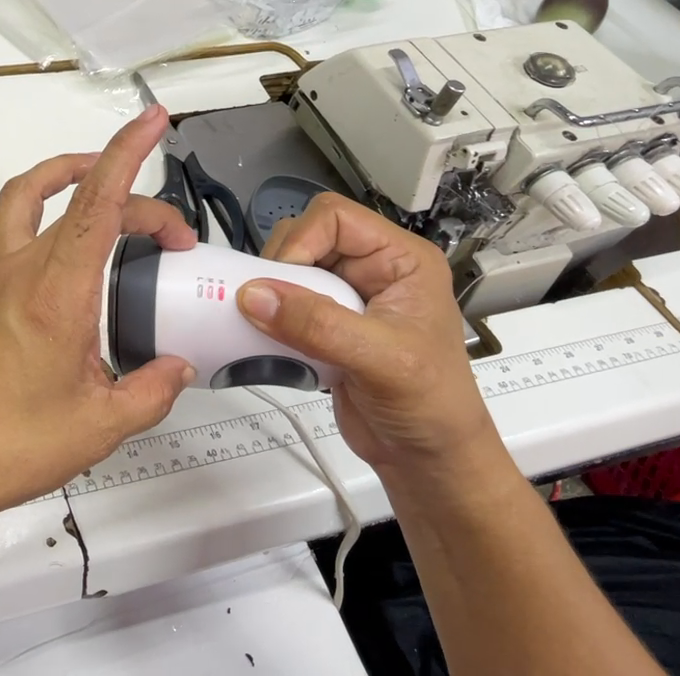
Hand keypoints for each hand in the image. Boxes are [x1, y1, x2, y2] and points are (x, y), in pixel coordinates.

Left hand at [0, 106, 198, 545]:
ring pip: (20, 196)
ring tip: (90, 169)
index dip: (131, 153)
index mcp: (60, 291)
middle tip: (164, 230)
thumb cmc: (9, 444)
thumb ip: (152, 390)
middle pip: (80, 201)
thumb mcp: (102, 425)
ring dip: (59, 173)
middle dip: (130, 198)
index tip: (154, 121)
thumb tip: (177, 369)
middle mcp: (20, 267)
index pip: (103, 202)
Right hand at [235, 193, 497, 474]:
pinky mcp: (327, 323)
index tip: (280, 284)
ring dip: (272, 295)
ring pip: (289, 269)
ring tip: (270, 327)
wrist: (429, 461)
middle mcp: (373, 268)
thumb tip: (250, 295)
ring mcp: (348, 296)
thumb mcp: (380, 360)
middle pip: (305, 237)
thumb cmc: (428, 406)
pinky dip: (270, 318)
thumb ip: (318, 324)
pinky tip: (272, 340)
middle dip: (281, 269)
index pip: (334, 217)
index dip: (300, 241)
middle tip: (269, 309)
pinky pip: (284, 303)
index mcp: (401, 259)